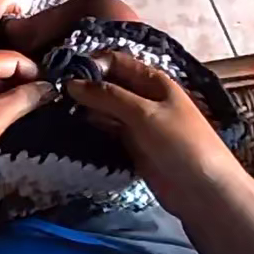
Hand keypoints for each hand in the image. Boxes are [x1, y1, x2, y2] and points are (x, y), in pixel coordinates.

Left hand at [0, 50, 52, 186]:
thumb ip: (25, 98)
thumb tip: (49, 88)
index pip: (14, 58)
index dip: (33, 72)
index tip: (48, 89)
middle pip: (4, 66)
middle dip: (24, 81)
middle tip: (42, 98)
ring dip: (12, 92)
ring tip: (28, 107)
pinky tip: (7, 115)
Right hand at [66, 52, 248, 215]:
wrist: (204, 192)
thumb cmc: (180, 143)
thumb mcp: (143, 114)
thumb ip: (108, 96)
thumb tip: (71, 83)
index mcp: (152, 79)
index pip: (115, 61)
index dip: (90, 63)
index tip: (60, 71)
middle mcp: (143, 96)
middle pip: (108, 83)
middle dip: (83, 85)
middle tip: (50, 92)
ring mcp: (138, 121)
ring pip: (105, 107)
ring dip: (85, 107)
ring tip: (53, 108)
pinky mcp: (133, 145)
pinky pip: (108, 129)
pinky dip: (92, 127)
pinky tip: (69, 127)